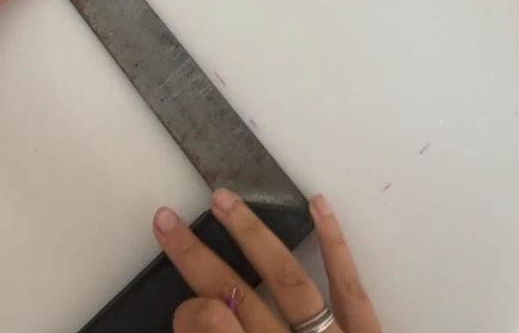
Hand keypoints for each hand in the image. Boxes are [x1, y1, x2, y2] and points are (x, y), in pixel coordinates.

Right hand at [153, 190, 381, 332]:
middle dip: (198, 258)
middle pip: (239, 296)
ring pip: (289, 279)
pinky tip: (319, 204)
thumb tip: (202, 324)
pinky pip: (352, 289)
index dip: (192, 317)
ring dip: (253, 235)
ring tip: (223, 199)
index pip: (213, 331)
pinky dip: (335, 244)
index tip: (182, 308)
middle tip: (167, 220)